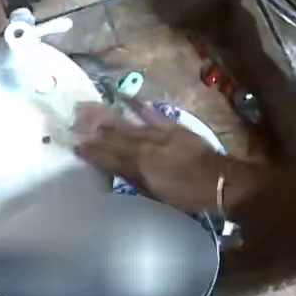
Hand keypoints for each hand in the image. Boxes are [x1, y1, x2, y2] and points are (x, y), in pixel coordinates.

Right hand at [73, 102, 263, 215]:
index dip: (91, 150)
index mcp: (138, 164)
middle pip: (113, 135)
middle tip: (74, 118)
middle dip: (93, 128)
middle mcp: (144, 145)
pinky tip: (127, 99)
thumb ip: (132, 178)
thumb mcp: (156, 194)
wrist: (220, 181)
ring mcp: (158, 133)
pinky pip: (151, 114)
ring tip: (89, 108)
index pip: (108, 155)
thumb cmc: (187, 196)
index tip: (75, 145)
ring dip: (107, 117)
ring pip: (127, 123)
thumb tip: (111, 167)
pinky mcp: (172, 126)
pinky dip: (138, 107)